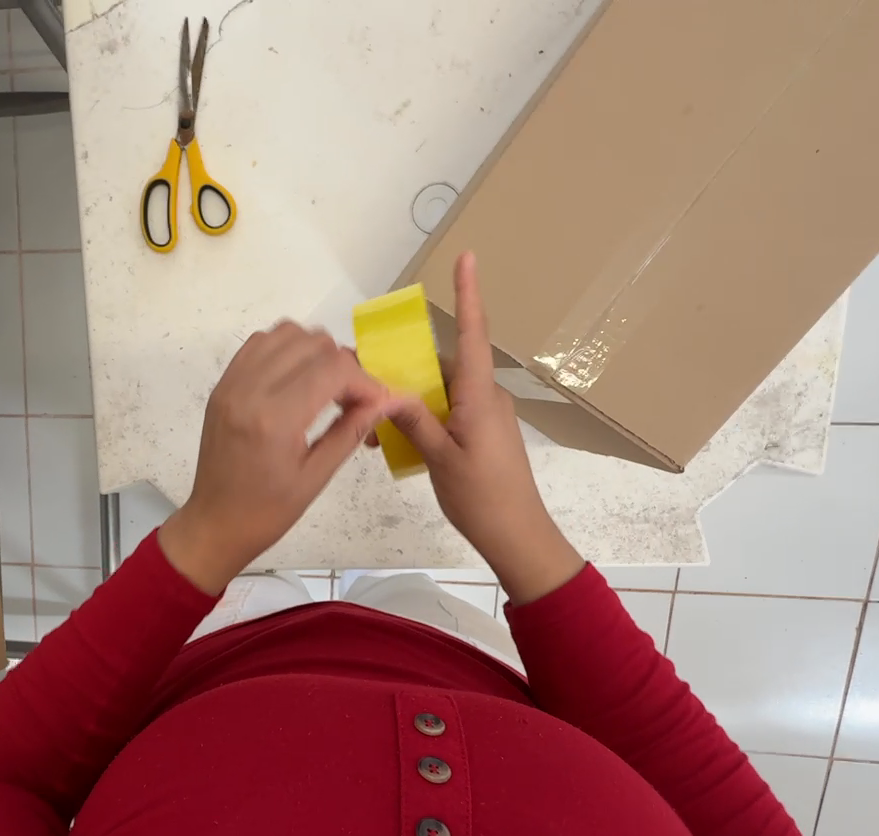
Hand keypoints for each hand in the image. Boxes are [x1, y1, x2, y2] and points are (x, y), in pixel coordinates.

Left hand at [160, 323, 392, 592]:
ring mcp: (231, 384)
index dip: (364, 380)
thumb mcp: (316, 476)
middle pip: (312, 343)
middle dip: (342, 364)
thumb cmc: (267, 511)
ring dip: (313, 351)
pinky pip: (258, 344)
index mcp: (275, 419)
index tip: (375, 402)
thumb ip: (352, 431)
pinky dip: (284, 350)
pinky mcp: (222, 386)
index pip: (333, 368)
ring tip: (324, 386)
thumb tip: (387, 400)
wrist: (215, 523)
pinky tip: (296, 380)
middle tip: (350, 398)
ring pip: (285, 333)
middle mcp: (250, 390)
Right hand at [384, 252, 583, 603]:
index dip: (469, 295)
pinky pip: (445, 415)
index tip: (467, 257)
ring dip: (405, 406)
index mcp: (479, 396)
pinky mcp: (480, 434)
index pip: (473, 335)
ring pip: (438, 395)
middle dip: (402, 375)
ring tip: (372, 433)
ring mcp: (484, 416)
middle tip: (363, 386)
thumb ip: (414, 420)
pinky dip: (419, 422)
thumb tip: (389, 389)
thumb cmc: (481, 496)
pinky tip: (393, 445)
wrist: (515, 535)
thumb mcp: (439, 458)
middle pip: (441, 367)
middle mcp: (485, 398)